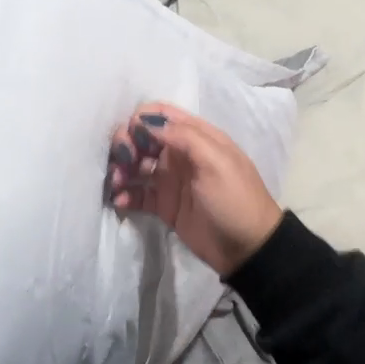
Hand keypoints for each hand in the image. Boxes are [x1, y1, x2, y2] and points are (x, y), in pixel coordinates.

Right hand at [107, 104, 281, 276]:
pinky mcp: (164, 206)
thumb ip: (183, 136)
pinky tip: (120, 201)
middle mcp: (180, 154)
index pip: (162, 115)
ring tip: (117, 183)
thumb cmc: (235, 199)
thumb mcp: (216, 162)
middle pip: (143, 138)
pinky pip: (138, 194)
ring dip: (121, 169)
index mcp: (197, 137)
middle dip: (126, 144)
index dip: (141, 120)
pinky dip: (125, 195)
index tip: (132, 136)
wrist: (248, 248)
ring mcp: (171, 180)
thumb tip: (145, 122)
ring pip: (136, 165)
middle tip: (122, 162)